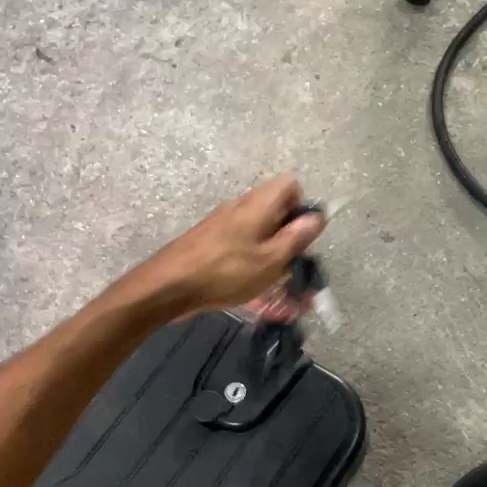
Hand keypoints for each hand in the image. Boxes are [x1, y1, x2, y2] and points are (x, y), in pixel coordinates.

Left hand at [132, 176, 324, 313]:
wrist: (169, 286)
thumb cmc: (226, 271)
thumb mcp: (270, 259)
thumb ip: (296, 238)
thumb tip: (317, 217)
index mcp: (259, 205)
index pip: (290, 186)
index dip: (303, 207)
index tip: (304, 236)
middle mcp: (242, 209)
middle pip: (277, 215)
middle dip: (292, 244)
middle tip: (298, 272)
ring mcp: (225, 228)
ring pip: (261, 240)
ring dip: (276, 264)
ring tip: (286, 297)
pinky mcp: (213, 246)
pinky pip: (244, 255)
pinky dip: (256, 272)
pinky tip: (260, 301)